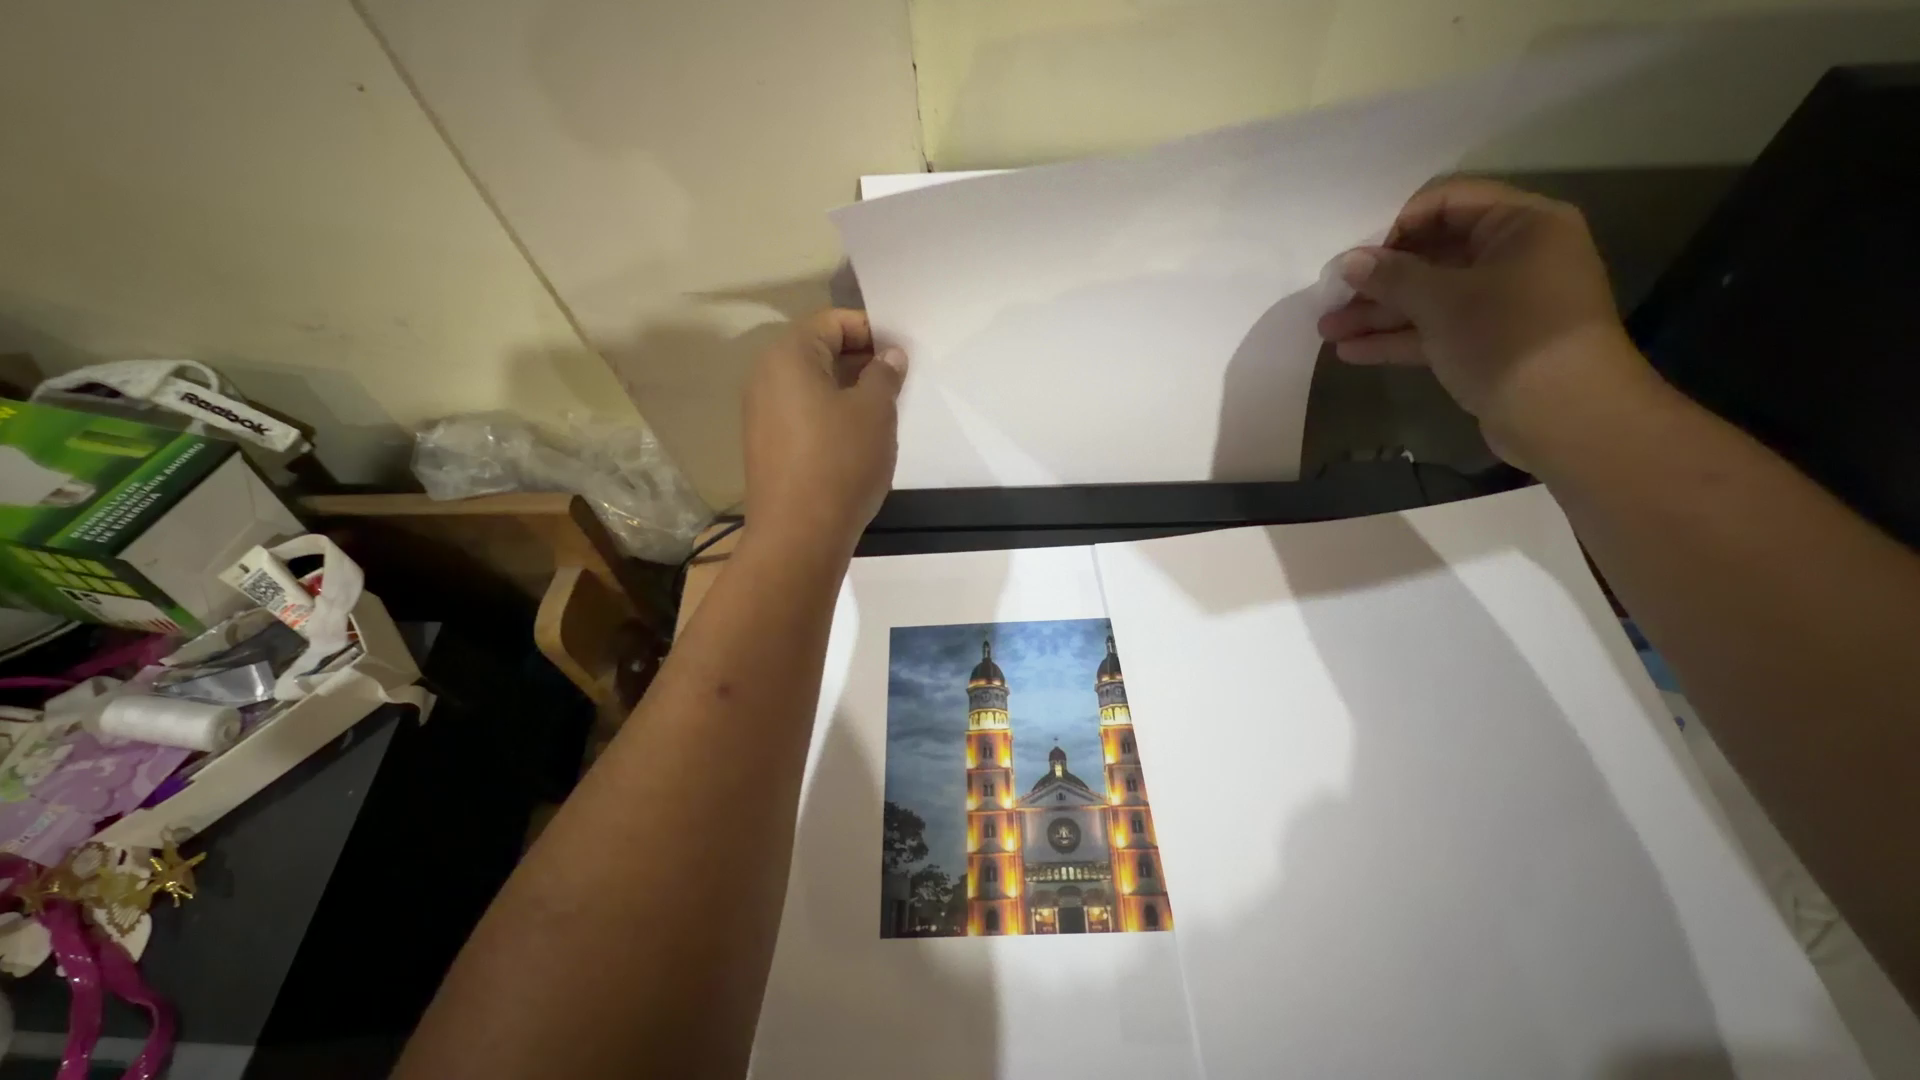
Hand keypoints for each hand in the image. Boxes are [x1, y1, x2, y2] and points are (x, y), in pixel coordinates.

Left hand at [742, 309, 906, 554]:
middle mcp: (766, 376)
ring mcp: (761, 412)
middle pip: (819, 350)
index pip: (834, 321)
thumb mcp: (874, 411)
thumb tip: (889, 356)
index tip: (902, 355)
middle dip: (861, 360)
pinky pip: (803, 413)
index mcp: (789, 355)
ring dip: (849, 391)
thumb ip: (884, 374)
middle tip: (898, 384)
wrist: (799, 534)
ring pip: (812, 385)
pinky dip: (831, 415)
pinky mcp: (767, 444)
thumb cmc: (841, 461)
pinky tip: (857, 440)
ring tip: (882, 414)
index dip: (872, 330)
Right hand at [1317, 179, 1644, 454]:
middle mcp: (1515, 257)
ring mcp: (1501, 304)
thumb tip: (1350, 262)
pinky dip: (1397, 339)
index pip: (1449, 202)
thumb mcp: (1442, 300)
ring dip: (1378, 314)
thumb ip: (1392, 277)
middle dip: (1378, 278)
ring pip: (1430, 299)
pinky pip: (1436, 332)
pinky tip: (1352, 352)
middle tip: (1330, 296)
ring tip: (1326, 330)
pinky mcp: (1488, 345)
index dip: (1397, 222)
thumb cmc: (1508, 336)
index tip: (1356, 253)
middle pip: (1434, 255)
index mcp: (1521, 225)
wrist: (1565, 416)